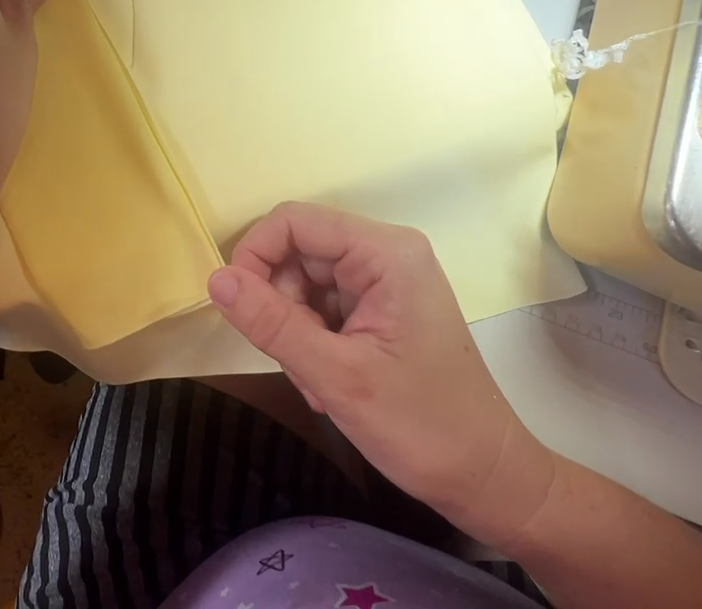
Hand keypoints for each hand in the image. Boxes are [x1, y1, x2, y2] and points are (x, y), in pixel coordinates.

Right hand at [207, 202, 557, 546]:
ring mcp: (383, 280)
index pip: (293, 222)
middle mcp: (385, 254)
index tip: (239, 309)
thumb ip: (272, 323)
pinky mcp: (380, 306)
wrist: (486, 478)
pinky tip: (328, 382)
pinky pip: (321, 305)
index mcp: (385, 253)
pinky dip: (311, 340)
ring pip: (303, 283)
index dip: (255, 255)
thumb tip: (214, 279)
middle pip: (296, 253)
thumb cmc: (422, 426)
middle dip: (281, 306)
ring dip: (295, 330)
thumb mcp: (336, 376)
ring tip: (318, 382)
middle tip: (296, 363)